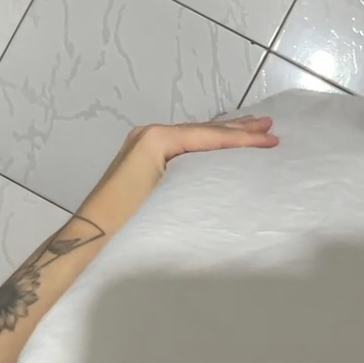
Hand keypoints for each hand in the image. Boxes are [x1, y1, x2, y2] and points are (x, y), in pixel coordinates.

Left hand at [78, 116, 279, 232]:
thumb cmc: (129, 220)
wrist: (91, 238)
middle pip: (203, 130)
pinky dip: (207, 144)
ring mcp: (144, 146)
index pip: (209, 135)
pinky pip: (184, 146)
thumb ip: (200, 173)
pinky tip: (219, 144)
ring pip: (194, 136)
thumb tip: (231, 169)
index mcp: (156, 139)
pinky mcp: (143, 160)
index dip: (243, 138)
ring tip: (252, 126)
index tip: (272, 139)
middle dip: (237, 128)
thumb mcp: (170, 192)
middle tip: (268, 124)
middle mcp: (149, 136)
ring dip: (224, 134)